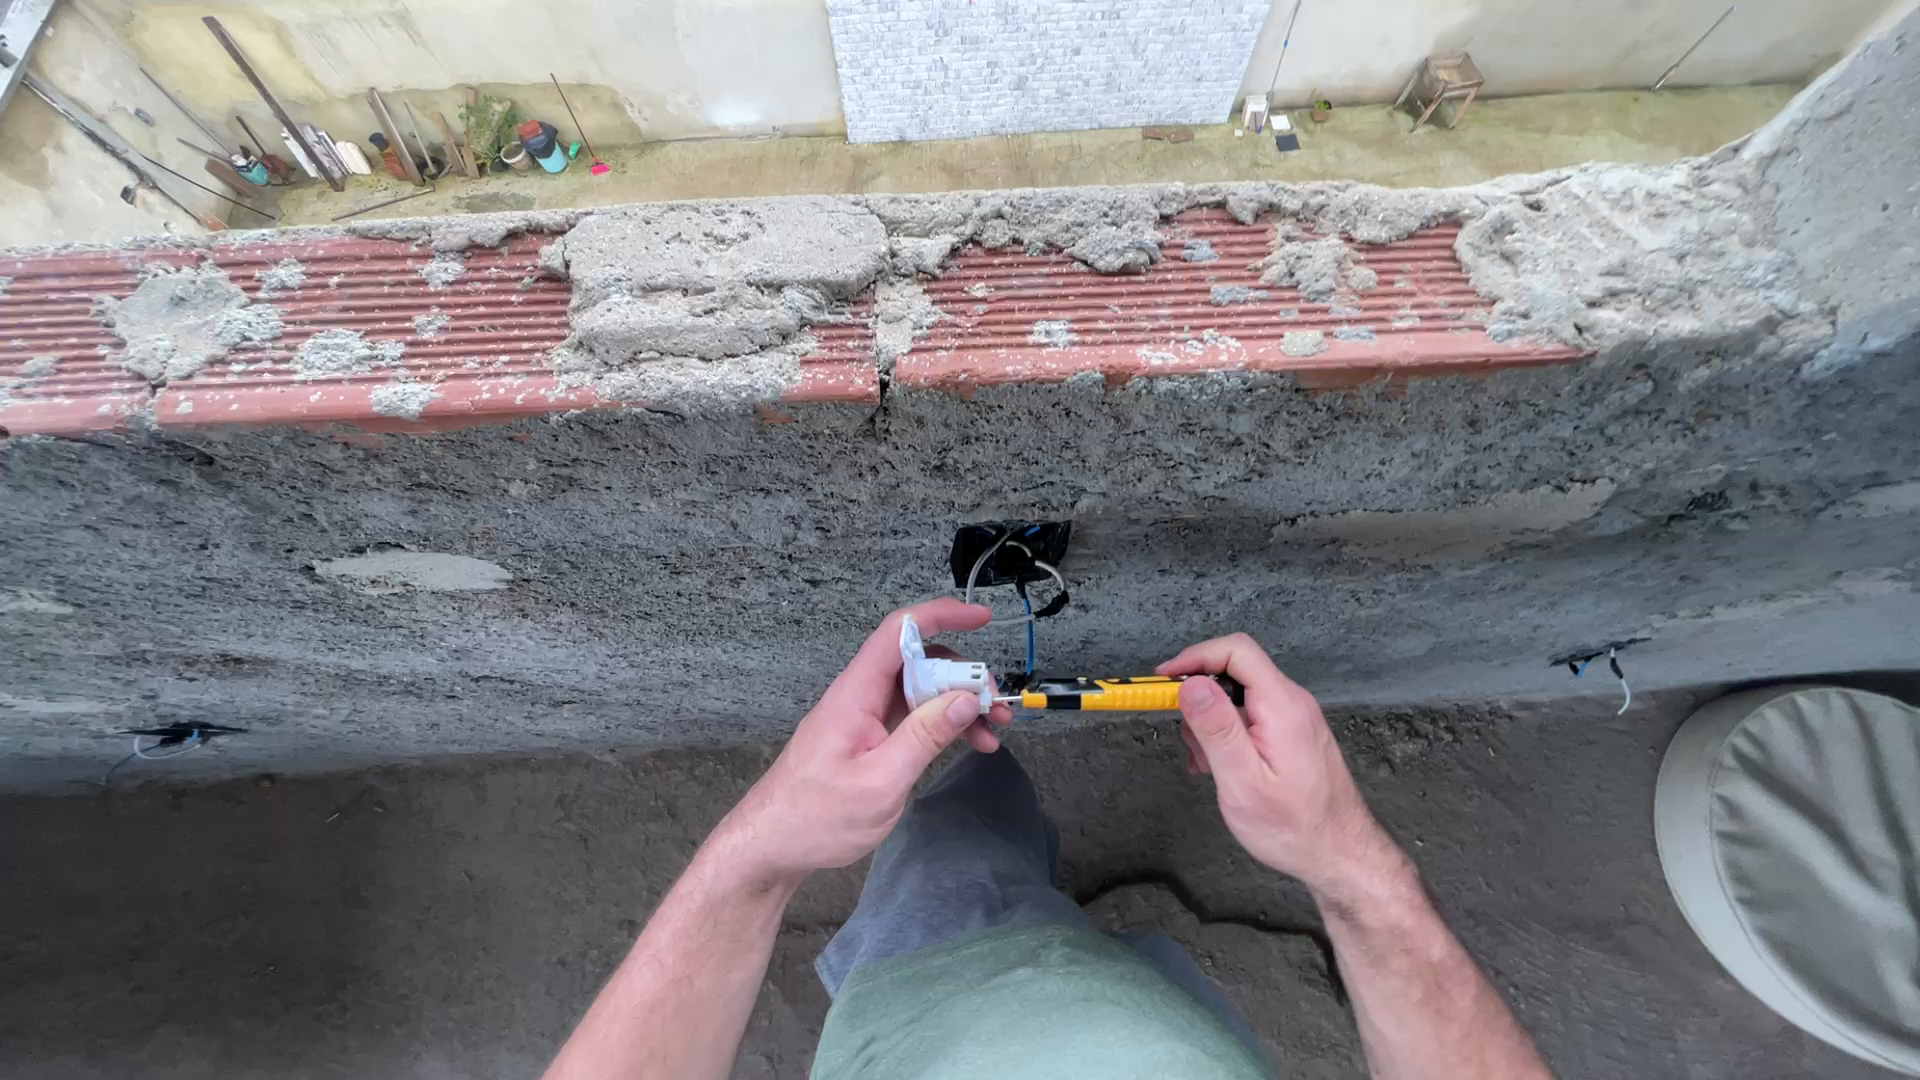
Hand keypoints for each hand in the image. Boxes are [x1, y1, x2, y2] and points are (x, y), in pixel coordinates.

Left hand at [714, 599, 1014, 888]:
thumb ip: (925, 736)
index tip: (981, 617)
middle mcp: (861, 694)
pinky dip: (942, 723)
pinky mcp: (869, 736)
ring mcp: (865, 715)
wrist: (771, 847)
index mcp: (857, 692)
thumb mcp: (881, 781)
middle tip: (996, 705)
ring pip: (920, 689)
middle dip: (964, 674)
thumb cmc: (816, 818)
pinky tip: (967, 742)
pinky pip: (912, 714)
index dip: (941, 615)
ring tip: (991, 731)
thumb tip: (966, 697)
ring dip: (958, 703)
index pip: (900, 631)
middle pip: (919, 661)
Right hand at [1159, 634, 1401, 897]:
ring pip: (1237, 695)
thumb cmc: (1293, 828)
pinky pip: (1249, 714)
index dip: (1195, 657)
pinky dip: (1226, 732)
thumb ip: (1217, 729)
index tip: (1164, 681)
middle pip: (1233, 670)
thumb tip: (1191, 684)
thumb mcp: (1243, 782)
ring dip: (1210, 721)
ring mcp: (1294, 716)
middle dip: (1199, 697)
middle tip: (1188, 740)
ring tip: (1207, 764)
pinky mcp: (1291, 732)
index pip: (1236, 650)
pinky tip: (1222, 767)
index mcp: (1282, 706)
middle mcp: (1291, 701)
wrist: (1342, 859)